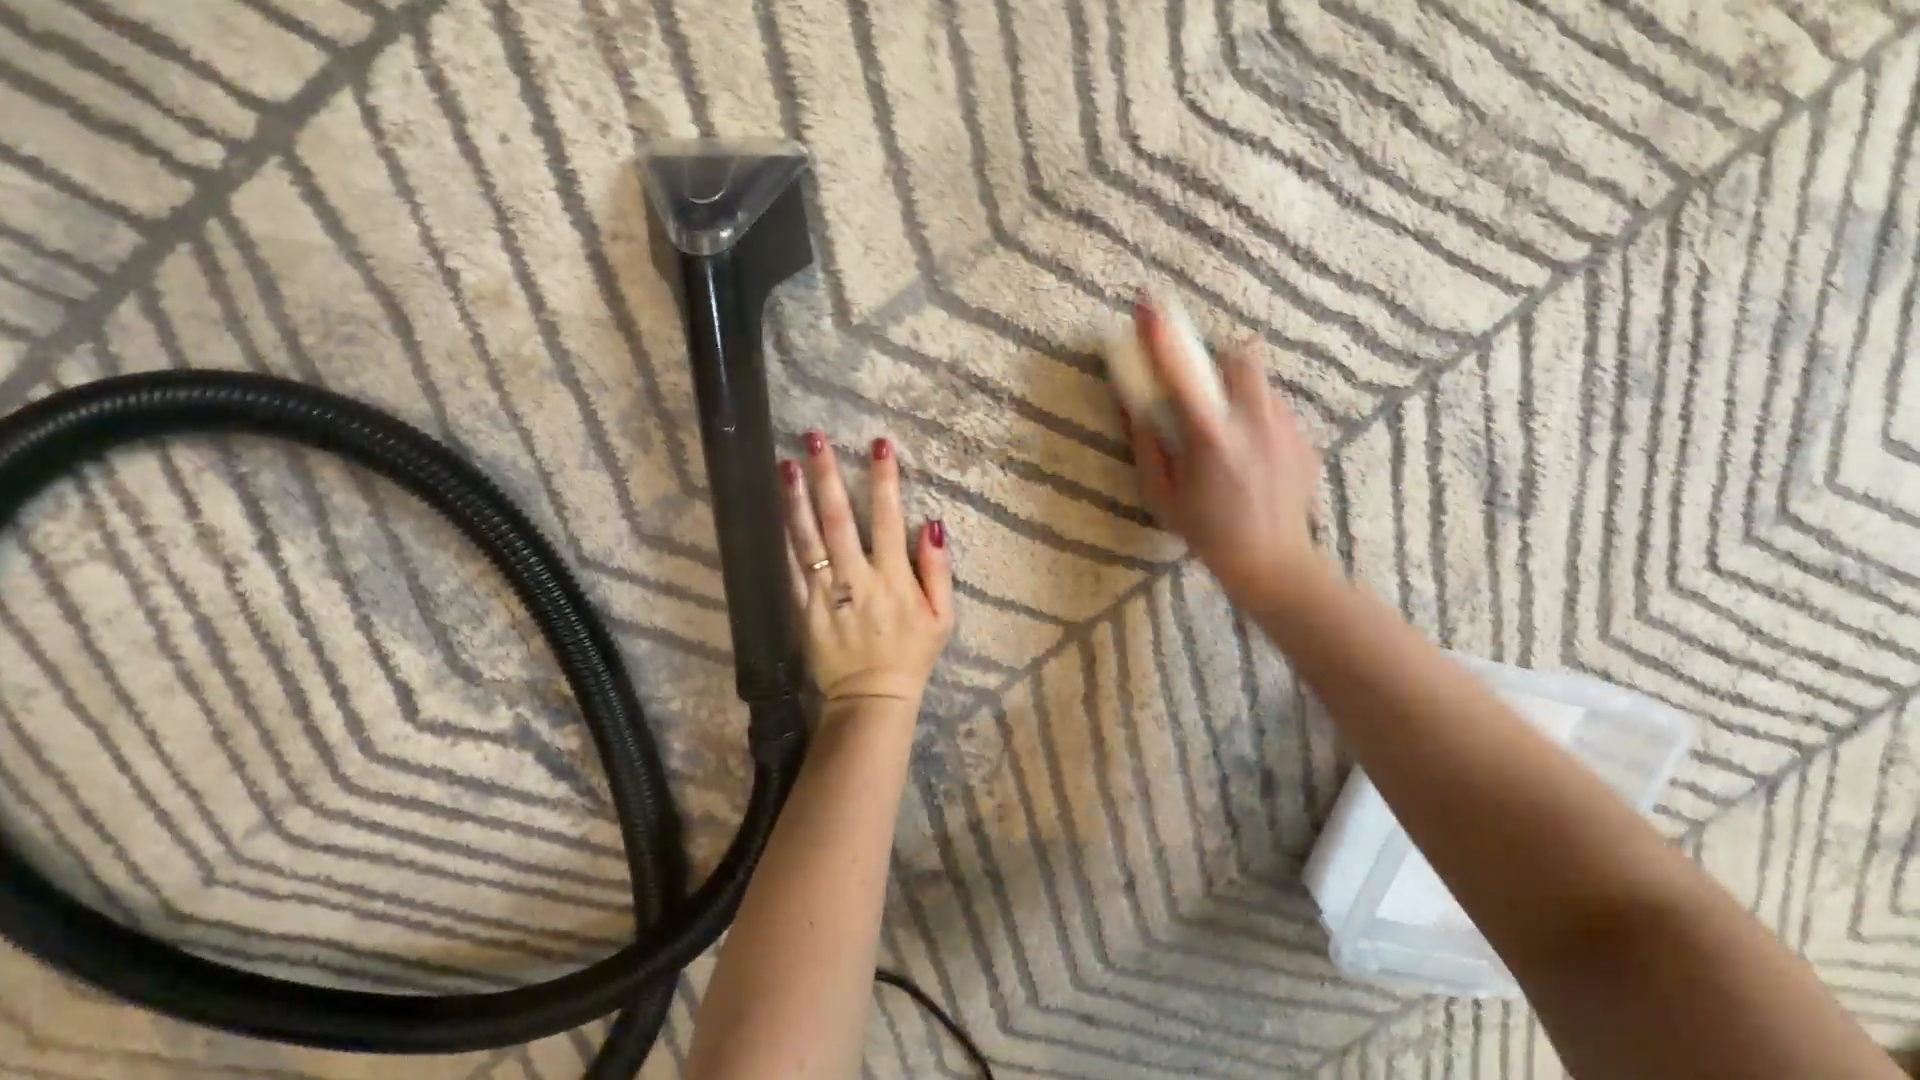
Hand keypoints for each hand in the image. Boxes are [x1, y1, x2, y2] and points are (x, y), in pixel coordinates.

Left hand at [779, 433, 954, 710]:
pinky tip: (774, 512)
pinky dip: (782, 540)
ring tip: (786, 465)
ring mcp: (826, 594)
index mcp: (894, 580)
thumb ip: (937, 570)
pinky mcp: (804, 609)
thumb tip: (932, 524)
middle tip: (814, 439)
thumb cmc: (912, 653)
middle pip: (839, 520)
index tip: (878, 446)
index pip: (890, 520)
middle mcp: (857, 580)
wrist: (872, 697)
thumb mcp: (943, 617)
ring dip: (796, 500)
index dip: (884, 481)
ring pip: (808, 540)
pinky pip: (790, 569)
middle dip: (828, 477)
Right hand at [1124, 295, 1323, 606]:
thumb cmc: (1205, 531)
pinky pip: (1278, 409)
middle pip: (1240, 354)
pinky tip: (1253, 455)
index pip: (1180, 368)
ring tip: (1231, 432)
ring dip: (1239, 391)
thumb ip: (1145, 441)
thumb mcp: (1159, 493)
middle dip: (1217, 360)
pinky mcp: (1305, 439)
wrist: (1271, 560)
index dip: (1161, 331)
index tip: (1146, 301)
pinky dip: (1259, 418)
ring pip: (1261, 382)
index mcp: (1210, 435)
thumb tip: (1131, 401)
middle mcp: (1252, 422)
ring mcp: (1285, 428)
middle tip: (1204, 389)